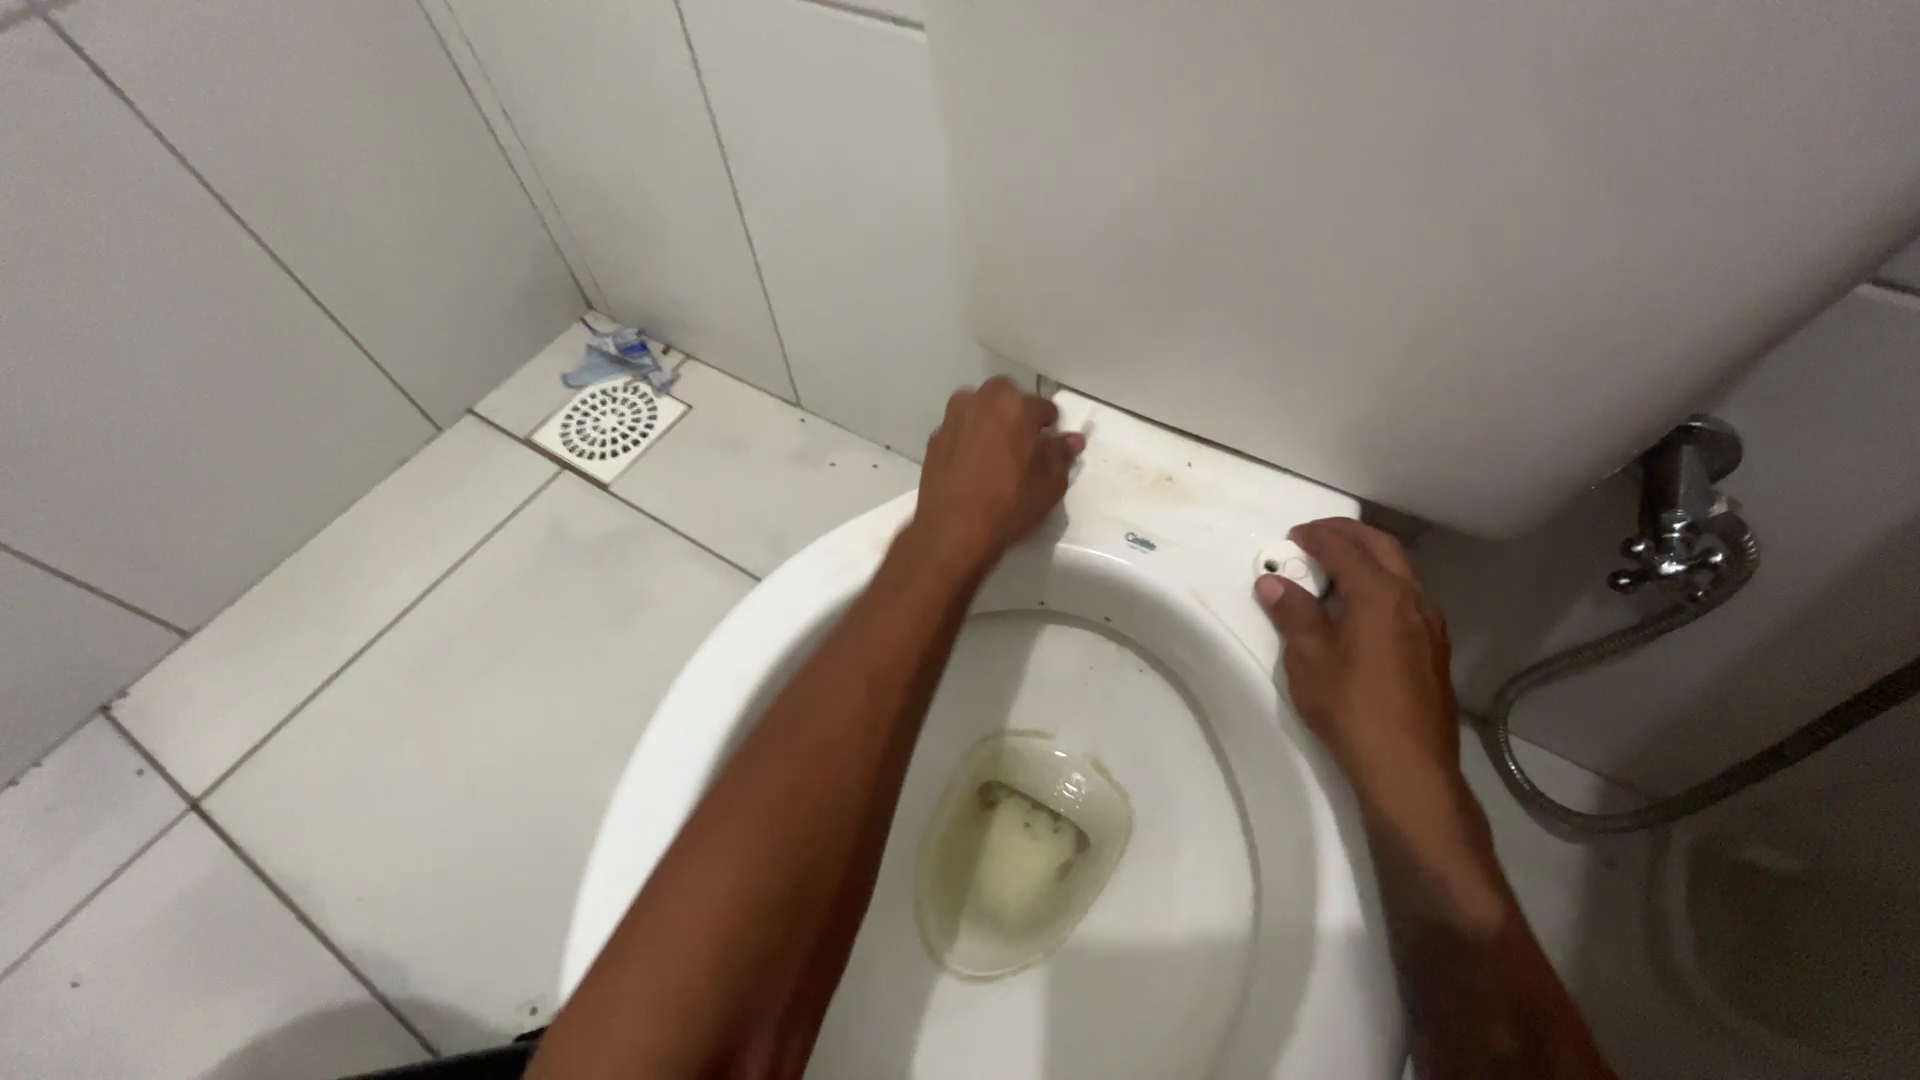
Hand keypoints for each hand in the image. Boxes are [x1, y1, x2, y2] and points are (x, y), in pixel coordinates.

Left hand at [911, 377, 1084, 573]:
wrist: (954, 529)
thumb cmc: (1011, 503)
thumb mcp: (1050, 483)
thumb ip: (1061, 454)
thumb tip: (1073, 439)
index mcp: (1016, 405)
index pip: (1042, 407)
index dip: (1048, 426)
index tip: (1048, 444)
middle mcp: (980, 401)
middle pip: (1004, 397)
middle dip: (1015, 413)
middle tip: (1021, 445)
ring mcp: (952, 419)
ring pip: (976, 409)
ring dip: (987, 422)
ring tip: (994, 454)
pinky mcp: (933, 440)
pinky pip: (958, 432)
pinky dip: (966, 441)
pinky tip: (970, 467)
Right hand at [1254, 518, 1458, 794]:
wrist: (1407, 767)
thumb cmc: (1350, 707)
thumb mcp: (1308, 658)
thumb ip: (1294, 613)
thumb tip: (1274, 582)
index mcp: (1380, 594)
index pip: (1345, 549)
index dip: (1317, 537)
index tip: (1293, 535)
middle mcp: (1413, 599)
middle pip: (1383, 548)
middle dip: (1349, 534)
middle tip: (1316, 535)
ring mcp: (1430, 625)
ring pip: (1402, 572)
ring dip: (1369, 558)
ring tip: (1336, 567)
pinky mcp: (1434, 650)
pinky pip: (1408, 597)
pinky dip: (1383, 584)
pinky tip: (1363, 607)